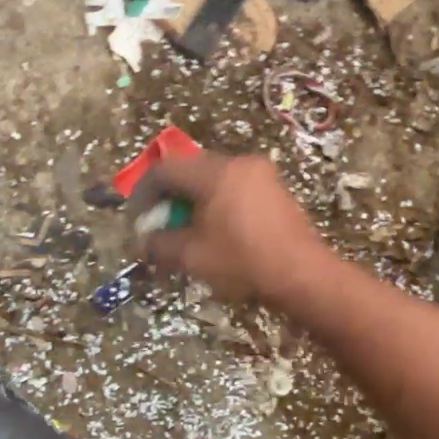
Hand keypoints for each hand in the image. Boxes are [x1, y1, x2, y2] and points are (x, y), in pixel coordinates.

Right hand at [129, 153, 337, 306]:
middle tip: (158, 225)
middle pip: (189, 170)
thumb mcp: (192, 257)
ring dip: (192, 201)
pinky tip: (213, 232)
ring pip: (212, 179)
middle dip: (168, 197)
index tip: (136, 218)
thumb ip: (160, 245)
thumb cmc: (243, 263)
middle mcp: (238, 163)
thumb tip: (143, 242)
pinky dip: (215, 204)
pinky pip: (233, 188)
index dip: (143, 193)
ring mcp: (260, 174)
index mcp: (215, 173)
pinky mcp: (274, 190)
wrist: (302, 275)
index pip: (165, 169)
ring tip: (184, 232)